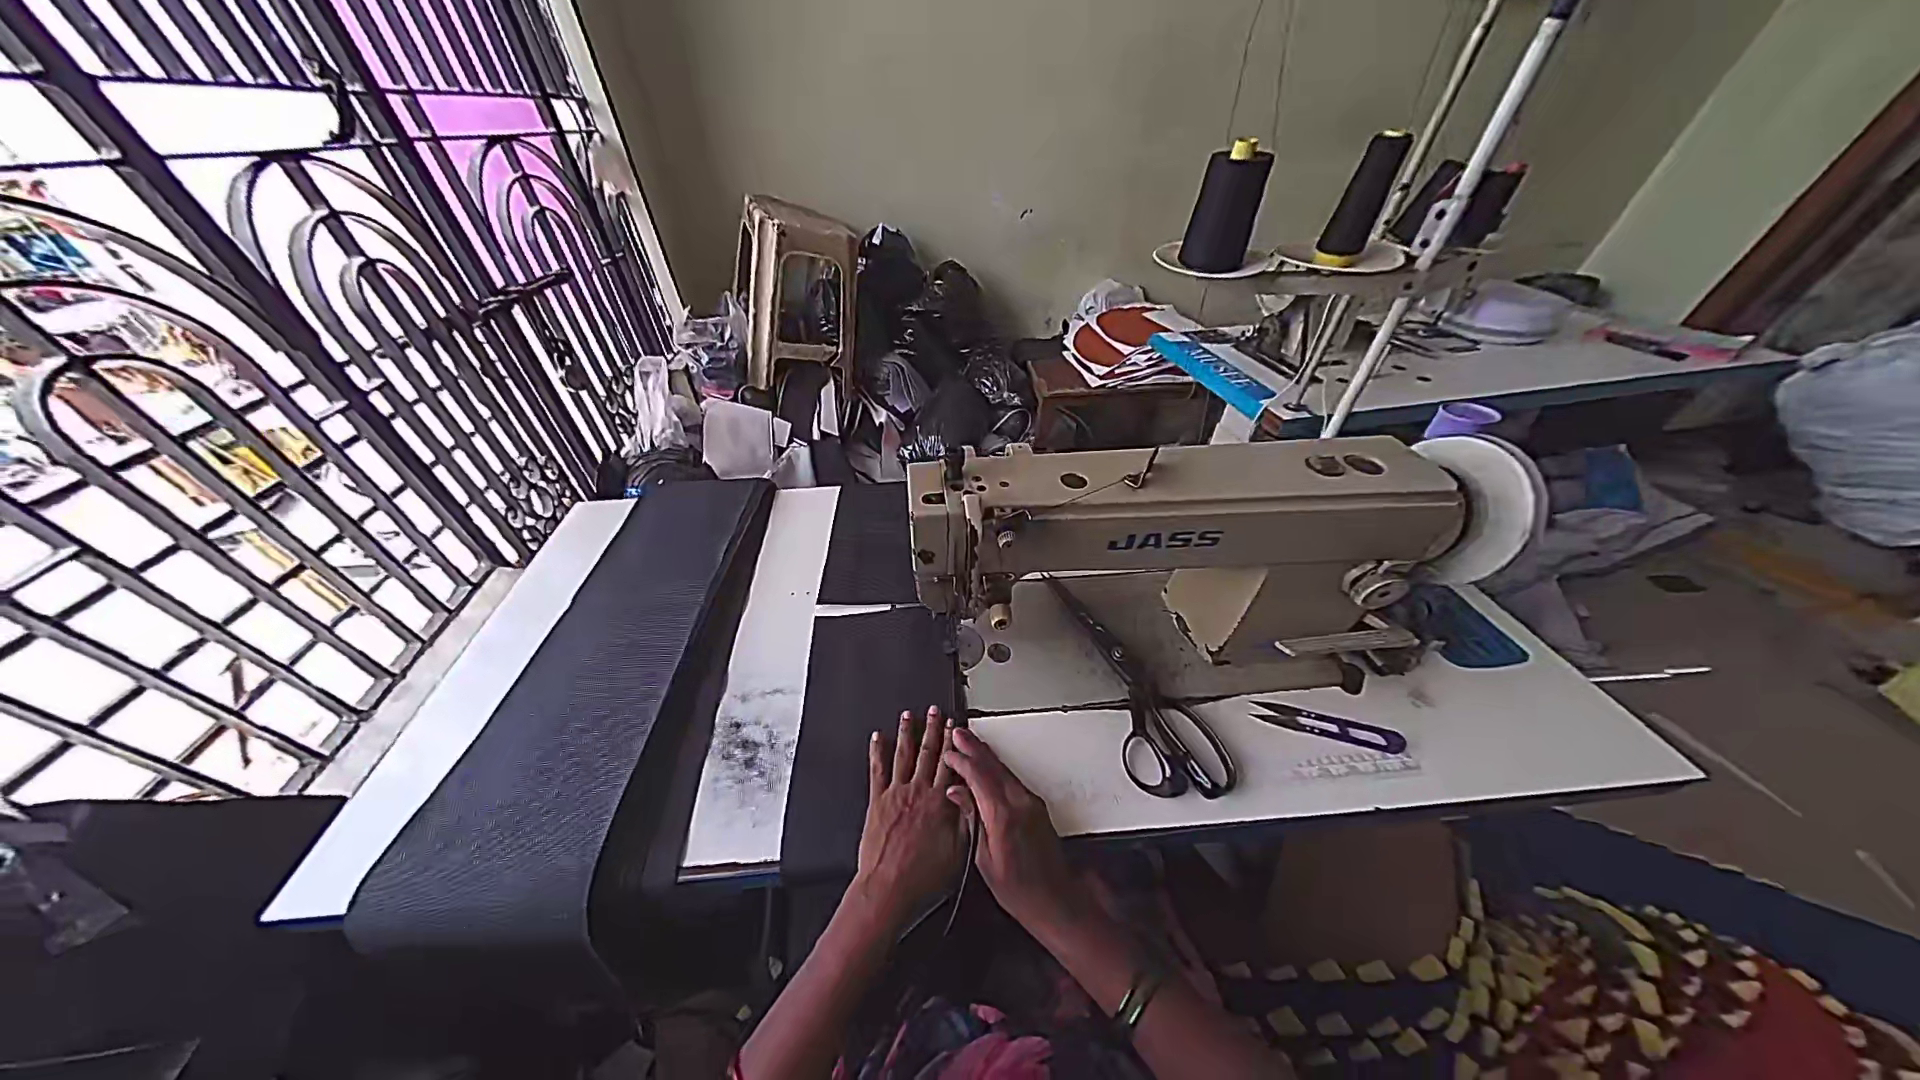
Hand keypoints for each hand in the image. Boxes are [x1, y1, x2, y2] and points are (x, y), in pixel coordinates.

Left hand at [853, 707, 965, 931]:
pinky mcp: (877, 802)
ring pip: (903, 755)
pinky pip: (877, 770)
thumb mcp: (960, 852)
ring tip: (908, 716)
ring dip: (906, 733)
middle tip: (934, 711)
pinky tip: (877, 739)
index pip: (950, 764)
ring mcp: (896, 794)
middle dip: (932, 729)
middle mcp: (918, 792)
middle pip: (927, 753)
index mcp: (940, 802)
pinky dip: (876, 752)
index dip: (953, 742)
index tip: (954, 726)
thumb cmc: (923, 876)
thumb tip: (974, 798)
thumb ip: (968, 820)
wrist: (889, 889)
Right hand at [942, 726, 1081, 934]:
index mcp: (1003, 816)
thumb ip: (971, 819)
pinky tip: (989, 765)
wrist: (1056, 899)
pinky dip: (997, 768)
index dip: (961, 761)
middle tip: (958, 732)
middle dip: (974, 747)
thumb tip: (957, 794)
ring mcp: (1031, 803)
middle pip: (993, 766)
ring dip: (986, 754)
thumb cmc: (1020, 889)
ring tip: (970, 741)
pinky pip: (1013, 779)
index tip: (948, 753)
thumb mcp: (984, 859)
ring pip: (1004, 770)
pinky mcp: (1037, 806)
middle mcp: (1020, 803)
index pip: (978, 776)